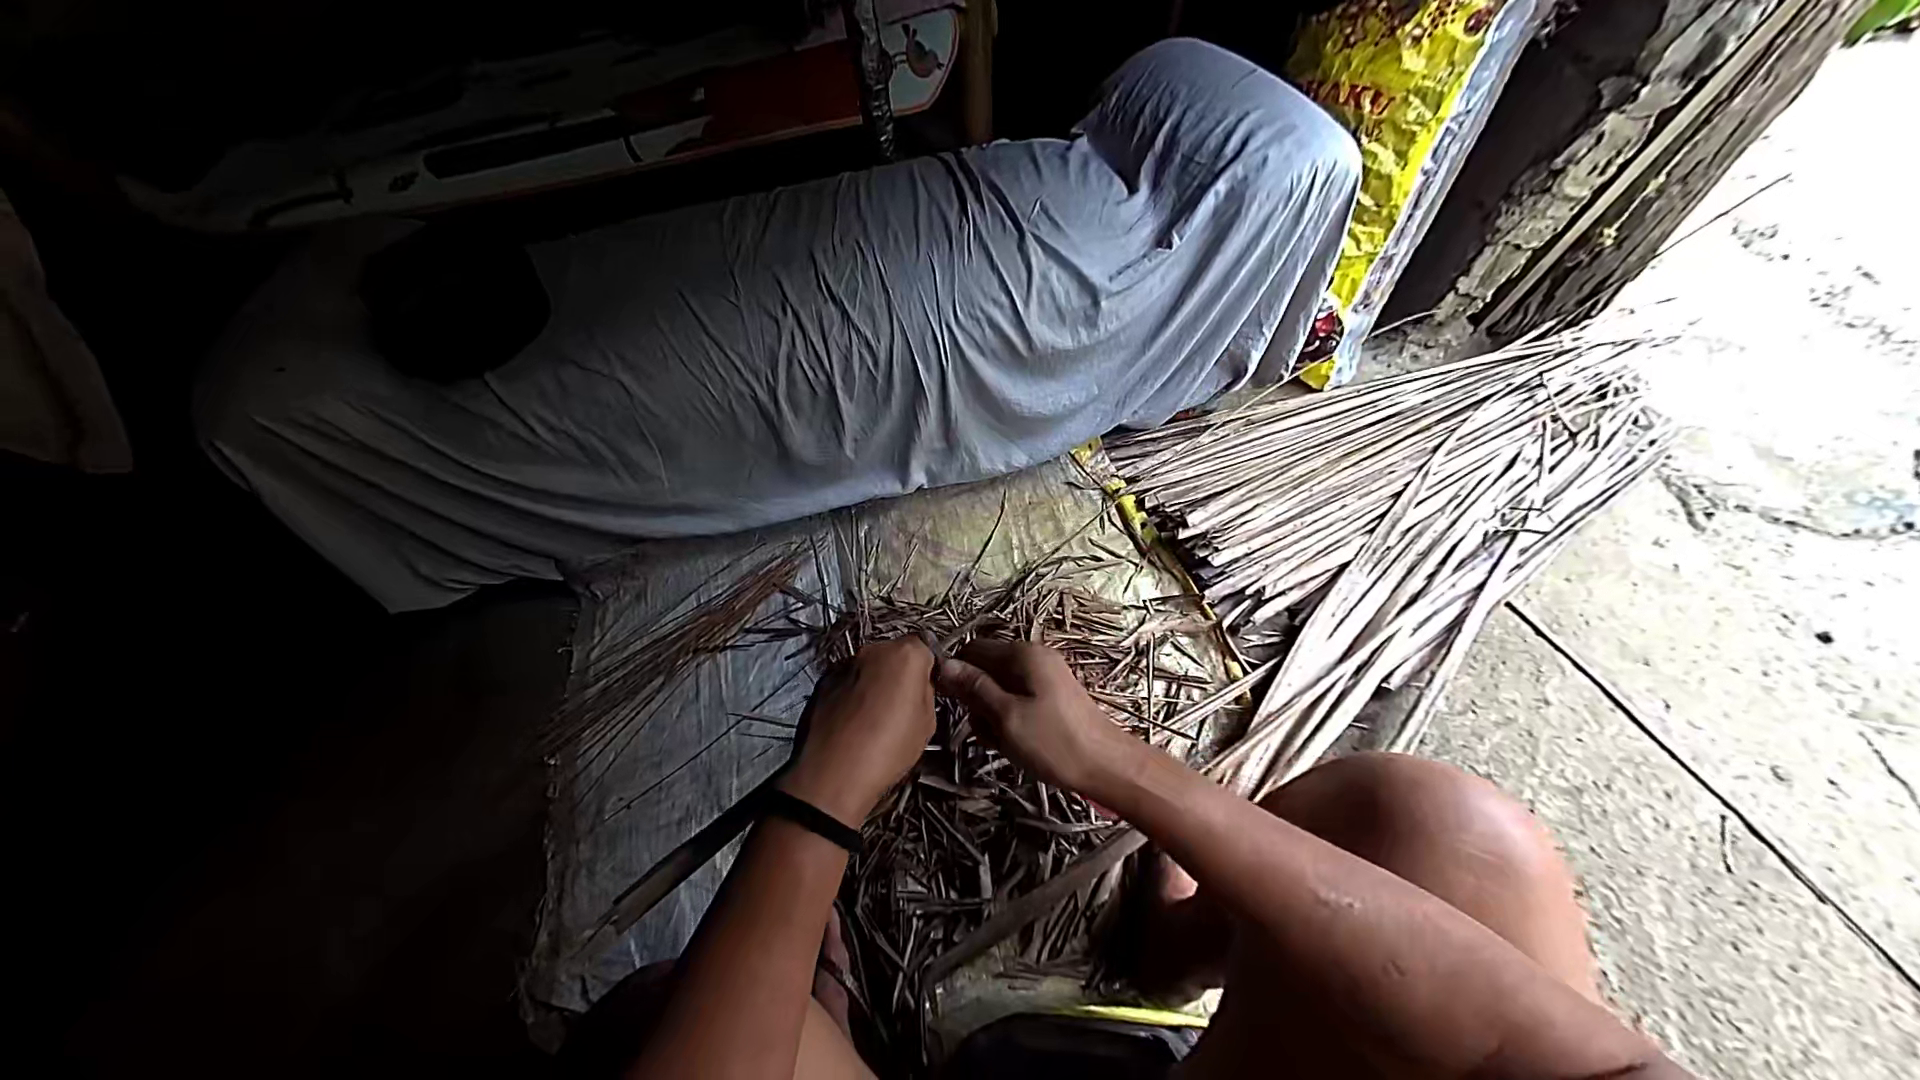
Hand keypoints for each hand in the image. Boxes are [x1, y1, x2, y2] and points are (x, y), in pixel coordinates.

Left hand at [781, 636, 935, 825]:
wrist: (834, 774)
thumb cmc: (884, 750)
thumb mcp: (926, 724)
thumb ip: (926, 693)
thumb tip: (920, 688)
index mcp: (906, 655)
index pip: (925, 647)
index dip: (928, 669)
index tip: (928, 686)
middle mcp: (874, 651)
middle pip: (895, 654)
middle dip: (900, 674)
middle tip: (903, 706)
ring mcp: (846, 665)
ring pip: (870, 667)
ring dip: (875, 683)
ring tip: (877, 719)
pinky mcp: (824, 682)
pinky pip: (848, 681)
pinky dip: (854, 694)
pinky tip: (857, 723)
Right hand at [934, 640, 1141, 797]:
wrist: (1106, 768)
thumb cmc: (1054, 742)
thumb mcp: (1006, 716)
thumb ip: (974, 688)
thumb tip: (945, 664)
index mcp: (1023, 654)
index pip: (973, 649)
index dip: (957, 674)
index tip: (951, 703)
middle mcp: (1034, 658)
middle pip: (986, 670)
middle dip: (977, 700)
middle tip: (987, 730)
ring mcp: (1044, 678)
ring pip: (999, 690)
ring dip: (992, 716)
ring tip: (1003, 741)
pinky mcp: (1050, 698)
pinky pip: (1016, 702)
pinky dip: (1009, 721)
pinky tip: (1015, 743)